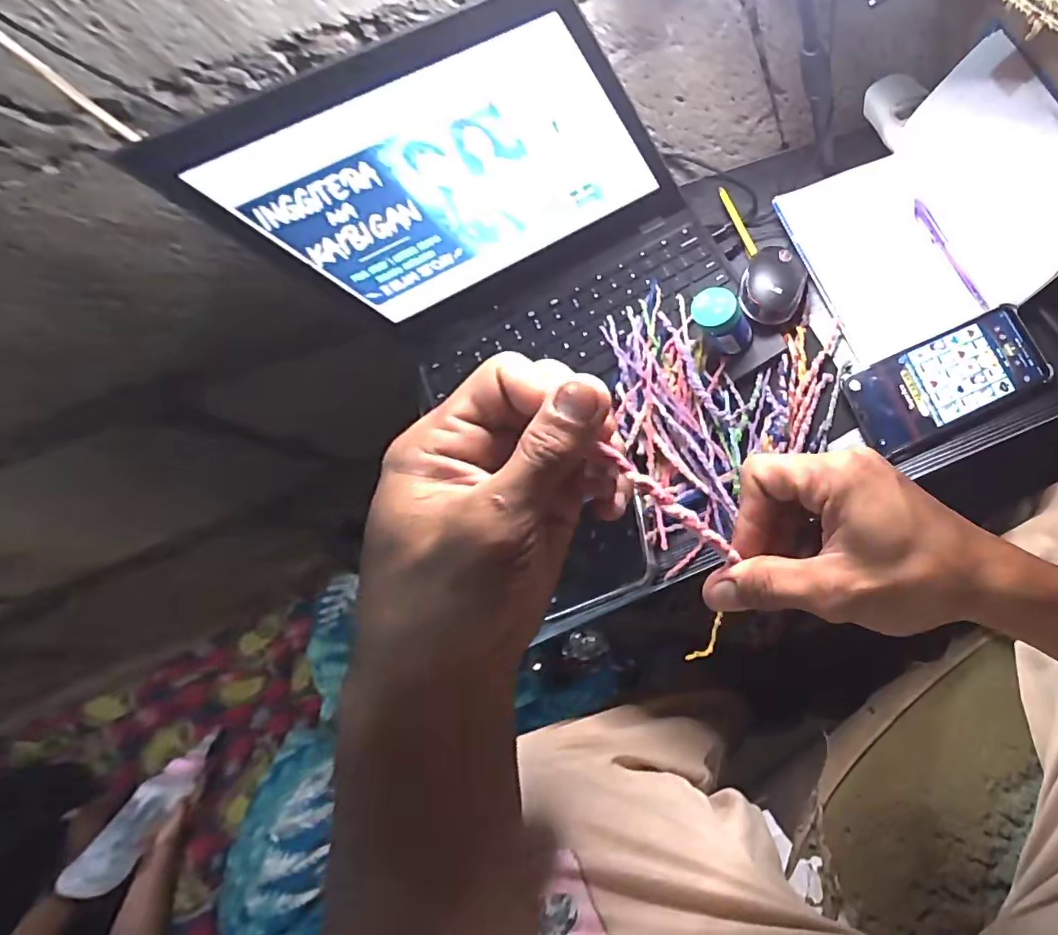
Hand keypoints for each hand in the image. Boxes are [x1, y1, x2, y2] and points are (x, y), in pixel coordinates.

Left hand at [358, 353, 626, 667]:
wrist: (448, 677)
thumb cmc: (450, 598)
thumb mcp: (496, 518)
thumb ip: (545, 451)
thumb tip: (592, 385)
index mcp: (446, 441)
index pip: (506, 380)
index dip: (548, 392)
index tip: (585, 426)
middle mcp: (485, 448)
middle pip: (548, 400)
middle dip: (585, 423)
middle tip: (607, 458)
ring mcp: (521, 476)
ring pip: (577, 434)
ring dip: (603, 456)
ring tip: (611, 493)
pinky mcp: (550, 503)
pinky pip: (589, 471)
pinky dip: (607, 484)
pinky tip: (609, 512)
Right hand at [701, 448, 1001, 634]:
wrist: (980, 578)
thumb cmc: (910, 581)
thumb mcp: (833, 589)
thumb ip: (769, 586)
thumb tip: (713, 589)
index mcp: (833, 472)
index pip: (759, 474)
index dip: (745, 522)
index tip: (753, 569)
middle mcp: (845, 462)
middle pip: (778, 487)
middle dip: (766, 536)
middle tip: (773, 585)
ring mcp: (862, 475)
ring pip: (800, 500)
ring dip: (789, 541)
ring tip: (800, 584)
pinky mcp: (874, 491)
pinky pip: (825, 507)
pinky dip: (813, 537)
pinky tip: (824, 571)